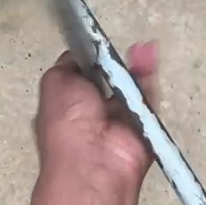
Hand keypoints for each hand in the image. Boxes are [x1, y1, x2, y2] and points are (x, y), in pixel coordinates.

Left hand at [34, 43, 156, 189]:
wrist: (94, 162)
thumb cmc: (66, 122)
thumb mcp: (55, 82)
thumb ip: (69, 63)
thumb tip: (82, 52)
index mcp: (66, 104)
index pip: (80, 75)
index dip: (88, 57)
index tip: (96, 42)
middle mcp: (92, 112)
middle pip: (109, 78)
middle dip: (114, 60)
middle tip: (118, 45)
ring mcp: (119, 118)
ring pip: (131, 86)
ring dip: (136, 65)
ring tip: (141, 46)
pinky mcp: (144, 124)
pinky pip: (148, 98)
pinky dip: (150, 78)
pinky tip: (149, 55)